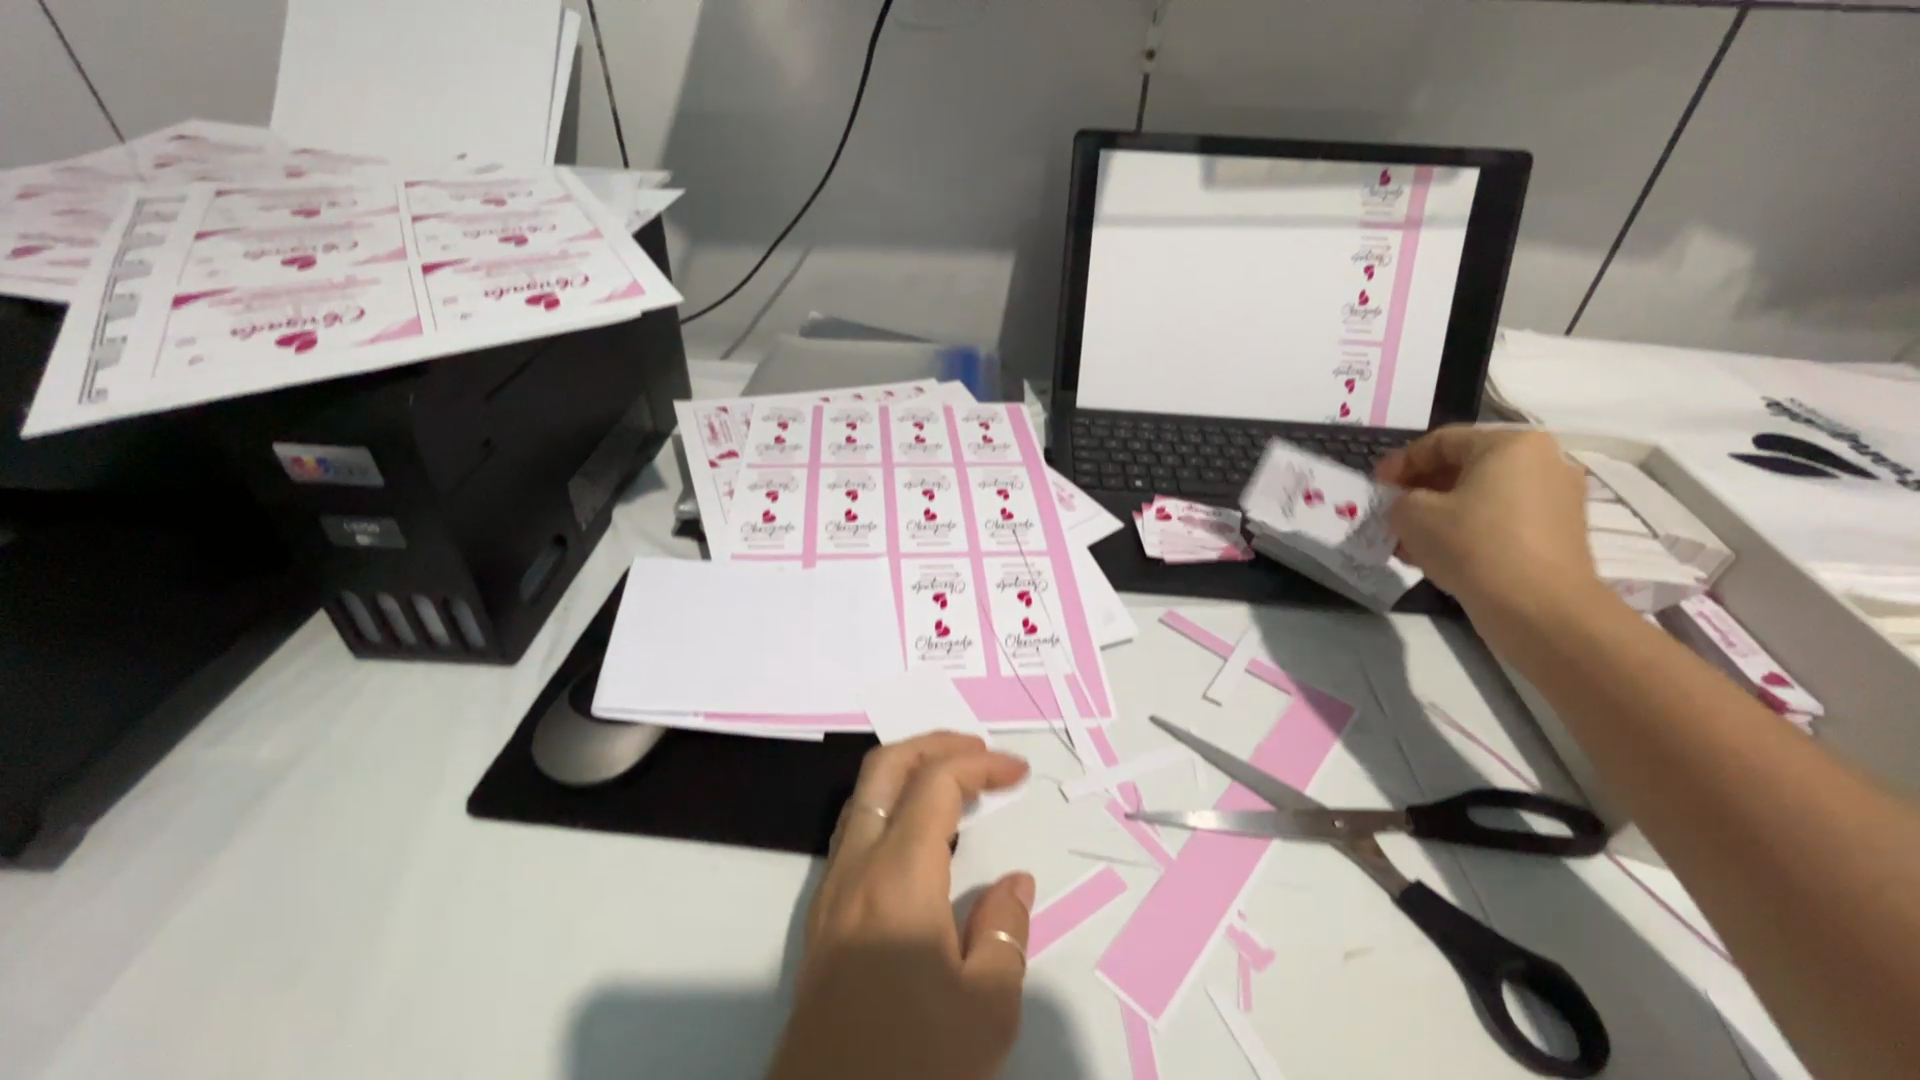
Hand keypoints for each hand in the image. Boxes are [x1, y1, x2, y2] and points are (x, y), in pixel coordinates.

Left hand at [766, 734, 1033, 1079]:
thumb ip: (1004, 929)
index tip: (1018, 773)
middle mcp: (856, 868)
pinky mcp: (822, 919)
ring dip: (907, 773)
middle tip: (980, 752)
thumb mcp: (987, 1005)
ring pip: (862, 798)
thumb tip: (1013, 883)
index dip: (980, 765)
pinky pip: (854, 834)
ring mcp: (831, 891)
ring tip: (955, 785)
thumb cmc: (915, 1059)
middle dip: (934, 745)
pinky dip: (890, 809)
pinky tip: (919, 840)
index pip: (936, 785)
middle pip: (884, 770)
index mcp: (899, 876)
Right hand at [1376, 426, 1598, 617]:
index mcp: (1511, 443)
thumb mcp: (1412, 515)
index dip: (1400, 462)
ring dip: (1443, 514)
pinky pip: (1504, 520)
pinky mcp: (1561, 533)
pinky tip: (1442, 556)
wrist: (1539, 608)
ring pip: (1484, 497)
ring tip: (1411, 542)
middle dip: (1422, 490)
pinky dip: (1471, 530)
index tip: (1376, 486)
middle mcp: (1543, 461)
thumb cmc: (1473, 545)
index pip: (1442, 441)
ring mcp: (1558, 498)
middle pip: (1466, 468)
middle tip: (1392, 513)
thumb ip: (1399, 500)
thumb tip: (1407, 506)